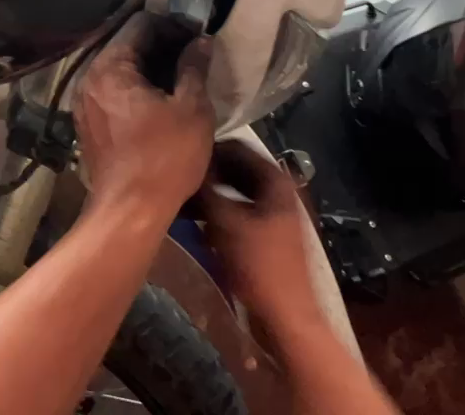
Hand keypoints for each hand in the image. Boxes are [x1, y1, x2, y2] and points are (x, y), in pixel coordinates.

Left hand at [74, 13, 215, 219]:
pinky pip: (114, 90)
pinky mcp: (88, 122)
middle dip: (162, 45)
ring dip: (150, 67)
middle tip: (194, 55)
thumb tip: (199, 41)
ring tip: (182, 77)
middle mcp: (89, 77)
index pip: (141, 24)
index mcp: (110, 67)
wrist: (129, 214)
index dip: (173, 25)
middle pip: (128, 44)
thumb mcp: (191, 109)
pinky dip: (137, 87)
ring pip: (121, 68)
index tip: (197, 37)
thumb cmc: (164, 159)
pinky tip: (162, 99)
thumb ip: (193, 68)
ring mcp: (85, 101)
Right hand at [197, 140, 319, 333]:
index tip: (183, 154)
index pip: (238, 147)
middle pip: (237, 170)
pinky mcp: (267, 235)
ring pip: (235, 193)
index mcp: (276, 180)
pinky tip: (197, 223)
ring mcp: (274, 213)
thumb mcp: (227, 223)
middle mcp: (278, 190)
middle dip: (209, 174)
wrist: (286, 317)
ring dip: (211, 195)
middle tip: (179, 177)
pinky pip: (238, 213)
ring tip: (183, 200)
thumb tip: (188, 164)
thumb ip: (207, 189)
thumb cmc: (259, 265)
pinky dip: (219, 214)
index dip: (210, 149)